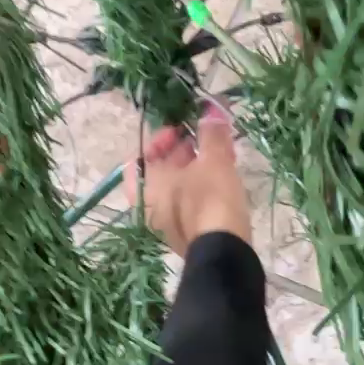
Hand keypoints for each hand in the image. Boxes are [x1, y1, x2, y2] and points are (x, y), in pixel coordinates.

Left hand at [127, 99, 251, 256]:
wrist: (225, 253)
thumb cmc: (210, 200)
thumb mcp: (213, 160)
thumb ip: (211, 133)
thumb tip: (211, 111)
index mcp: (146, 189)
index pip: (138, 158)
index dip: (157, 139)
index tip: (181, 130)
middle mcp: (151, 208)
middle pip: (159, 172)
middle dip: (181, 151)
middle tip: (204, 137)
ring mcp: (169, 225)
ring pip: (177, 188)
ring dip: (195, 168)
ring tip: (219, 154)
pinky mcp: (189, 234)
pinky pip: (189, 203)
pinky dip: (201, 187)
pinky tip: (223, 177)